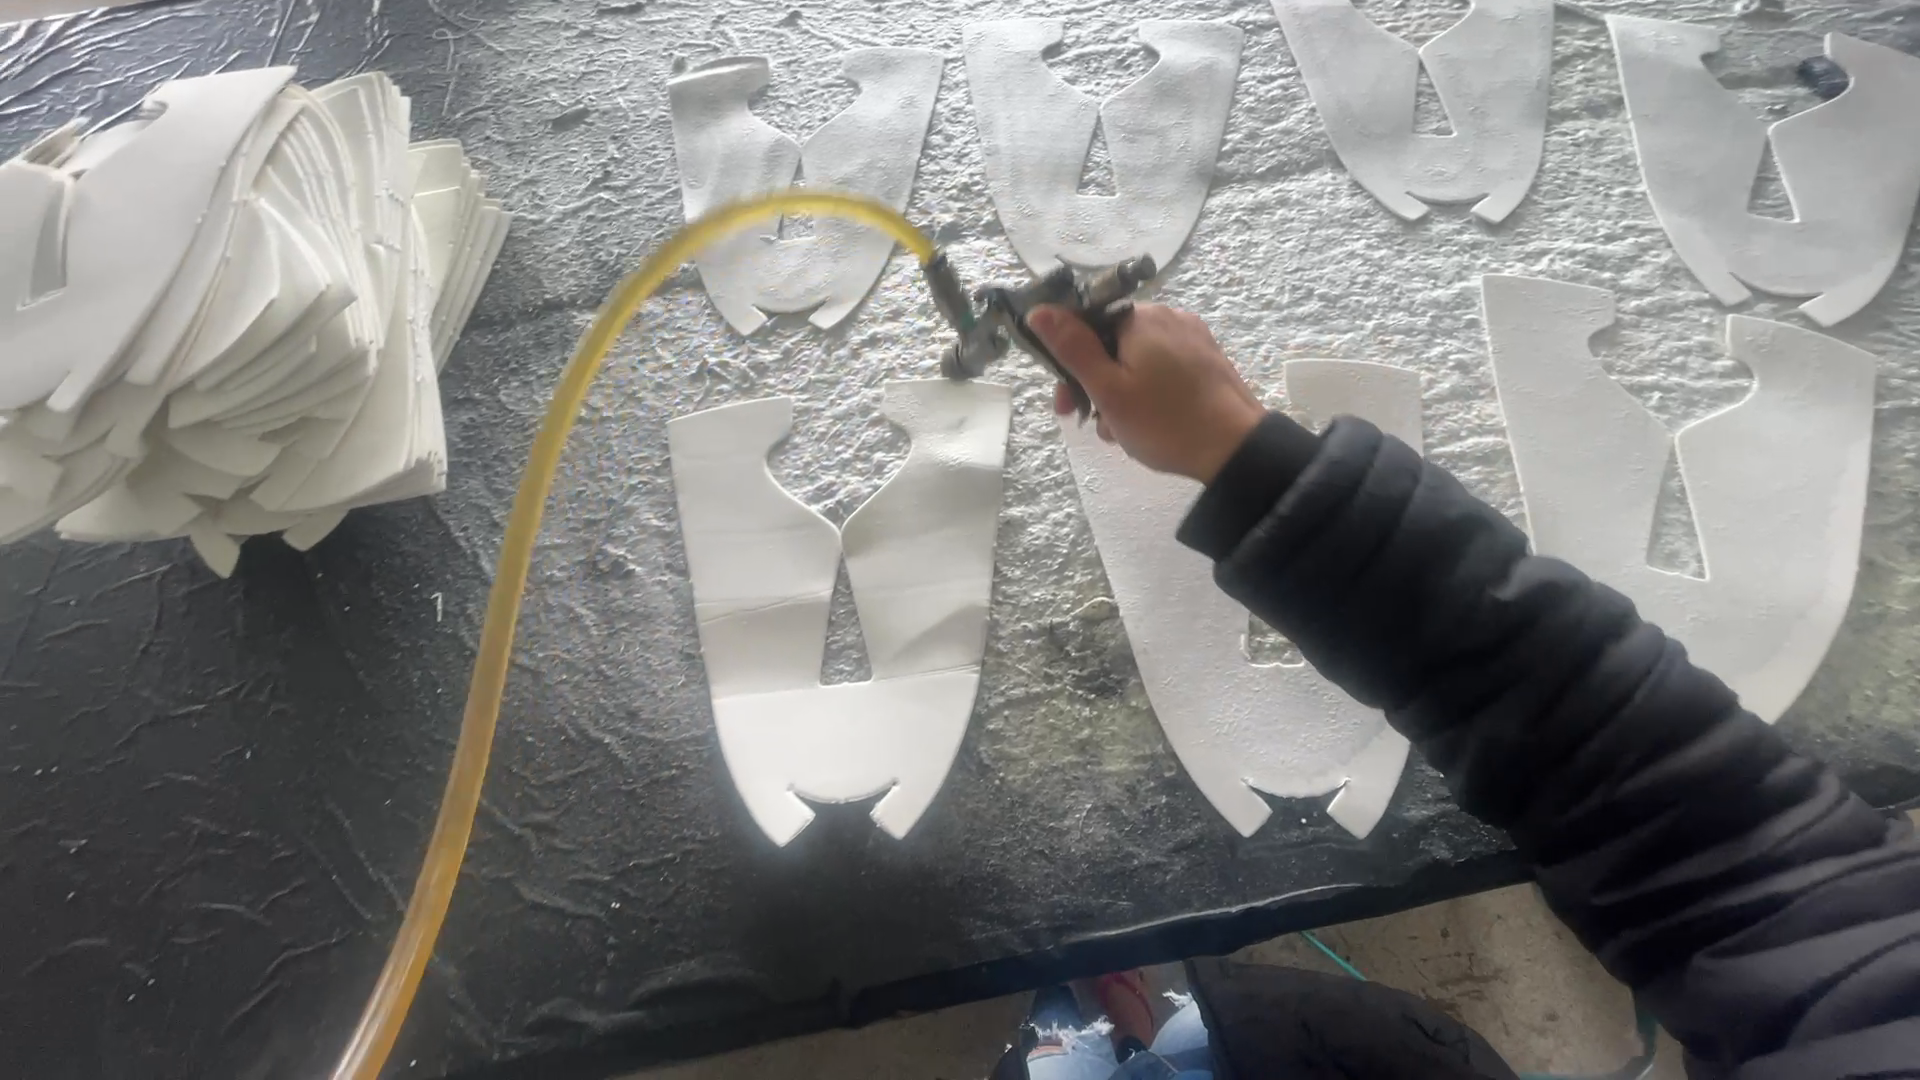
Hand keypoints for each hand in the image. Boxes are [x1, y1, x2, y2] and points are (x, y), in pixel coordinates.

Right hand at [1027, 303, 1265, 482]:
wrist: (1235, 449)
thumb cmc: (1164, 422)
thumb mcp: (1108, 389)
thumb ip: (1072, 348)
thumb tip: (1038, 310)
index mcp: (1140, 319)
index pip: (1086, 324)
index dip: (1067, 361)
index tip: (1063, 402)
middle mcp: (1167, 316)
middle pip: (1110, 343)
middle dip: (1093, 383)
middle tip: (1091, 424)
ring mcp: (1191, 336)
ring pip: (1135, 359)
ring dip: (1118, 393)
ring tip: (1121, 431)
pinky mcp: (1206, 358)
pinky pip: (1161, 367)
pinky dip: (1145, 391)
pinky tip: (1146, 421)